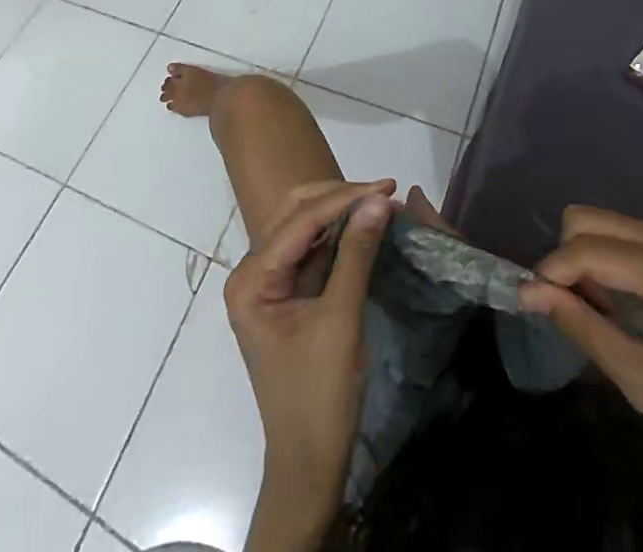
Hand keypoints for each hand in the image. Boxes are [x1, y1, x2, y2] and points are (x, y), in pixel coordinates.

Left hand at [227, 179, 394, 512]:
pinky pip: (316, 252)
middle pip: (296, 215)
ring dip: (344, 213)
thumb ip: (357, 254)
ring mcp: (273, 284)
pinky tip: (370, 229)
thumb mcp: (341, 317)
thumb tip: (380, 200)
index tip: (390, 187)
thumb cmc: (319, 391)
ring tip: (385, 206)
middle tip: (387, 194)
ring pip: (307, 228)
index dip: (346, 198)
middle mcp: (254, 274)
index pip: (300, 221)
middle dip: (340, 198)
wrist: (311, 456)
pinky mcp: (293, 295)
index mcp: (252, 280)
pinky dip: (343, 237)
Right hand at [519, 206, 642, 469]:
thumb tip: (529, 293)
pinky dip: (597, 258)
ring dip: (579, 259)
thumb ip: (584, 329)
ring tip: (593, 308)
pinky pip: (615, 230)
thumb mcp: (640, 381)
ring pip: (597, 221)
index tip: (529, 302)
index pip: (594, 250)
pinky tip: (610, 298)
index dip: (552, 271)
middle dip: (564, 261)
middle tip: (568, 309)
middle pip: (588, 221)